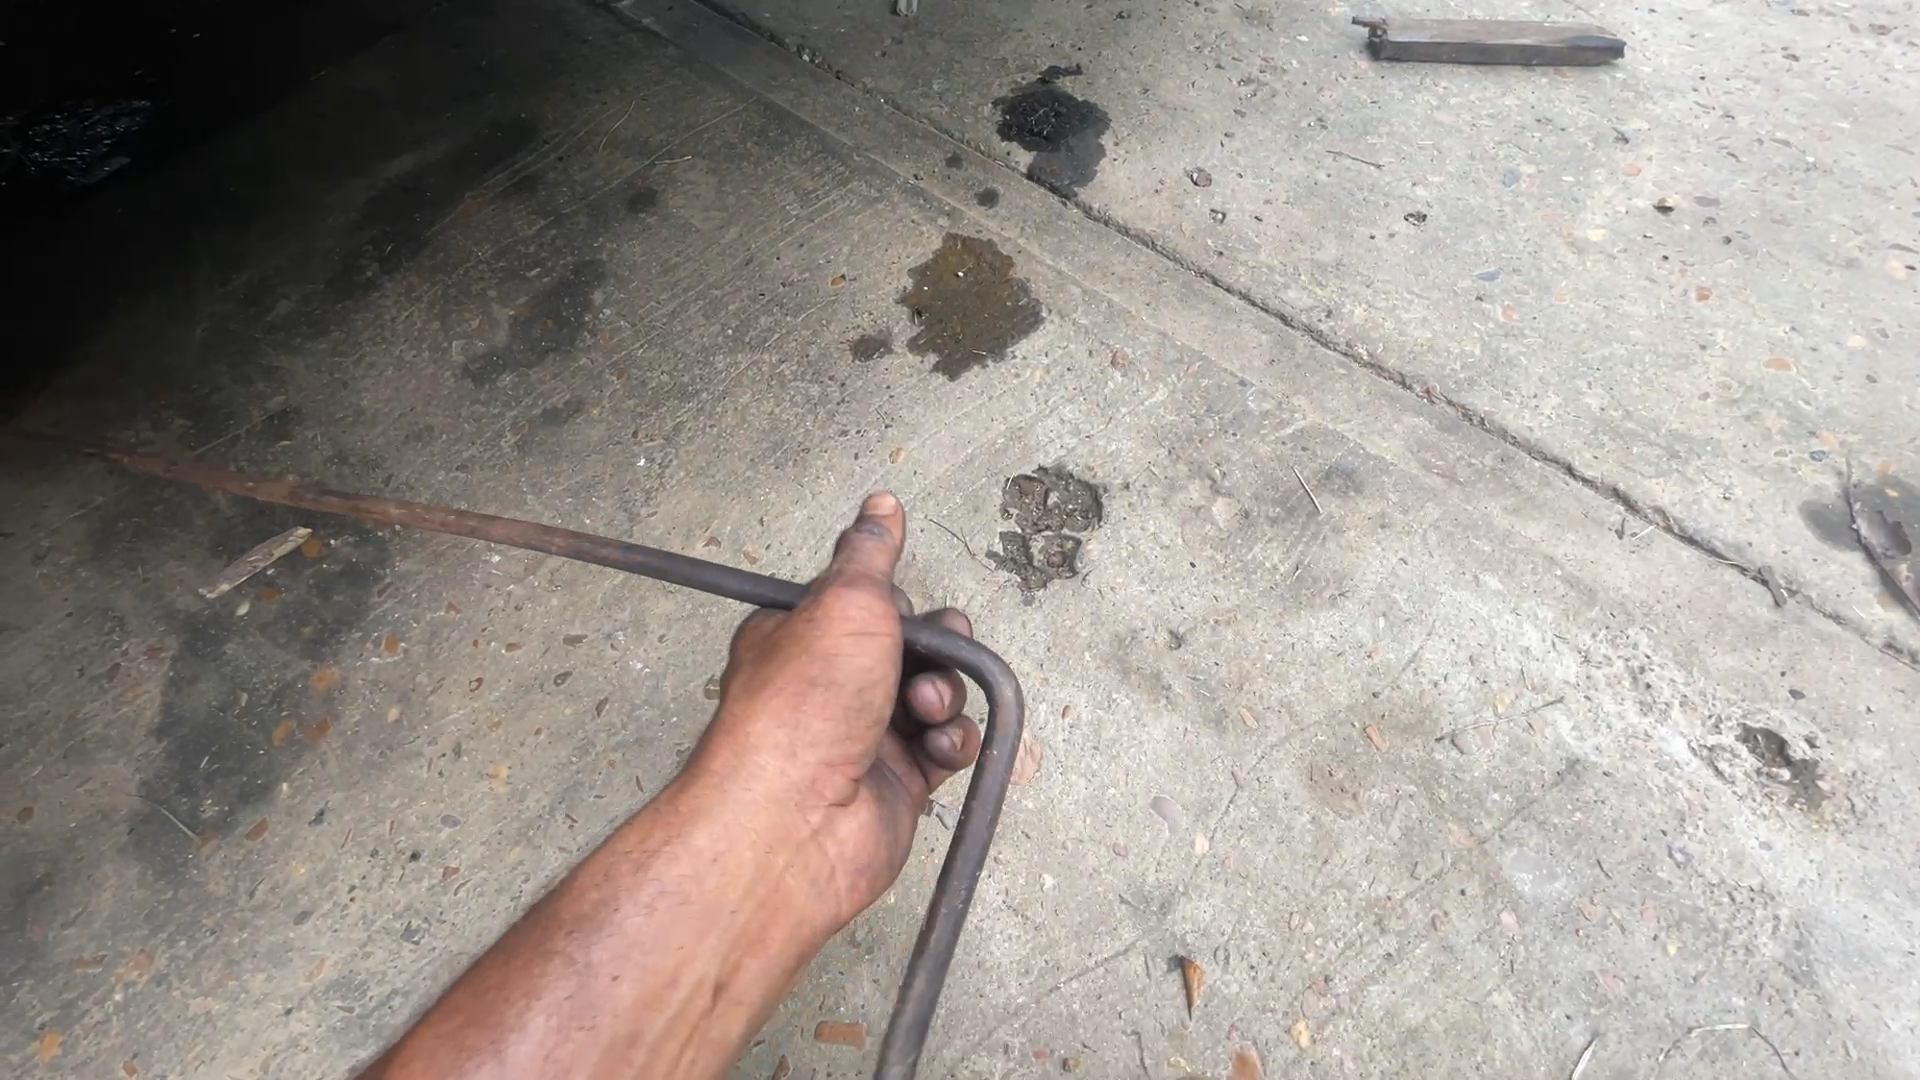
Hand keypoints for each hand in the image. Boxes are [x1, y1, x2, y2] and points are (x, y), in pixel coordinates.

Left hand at [684, 491, 981, 935]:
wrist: (798, 819)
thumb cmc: (805, 705)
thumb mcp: (843, 602)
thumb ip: (871, 553)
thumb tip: (881, 504)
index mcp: (808, 635)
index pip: (873, 603)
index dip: (899, 607)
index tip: (900, 615)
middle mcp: (835, 683)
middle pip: (916, 646)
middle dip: (937, 648)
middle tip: (928, 656)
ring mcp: (868, 733)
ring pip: (938, 694)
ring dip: (945, 695)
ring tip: (925, 710)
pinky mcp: (899, 780)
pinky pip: (946, 747)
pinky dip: (952, 742)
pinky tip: (937, 748)